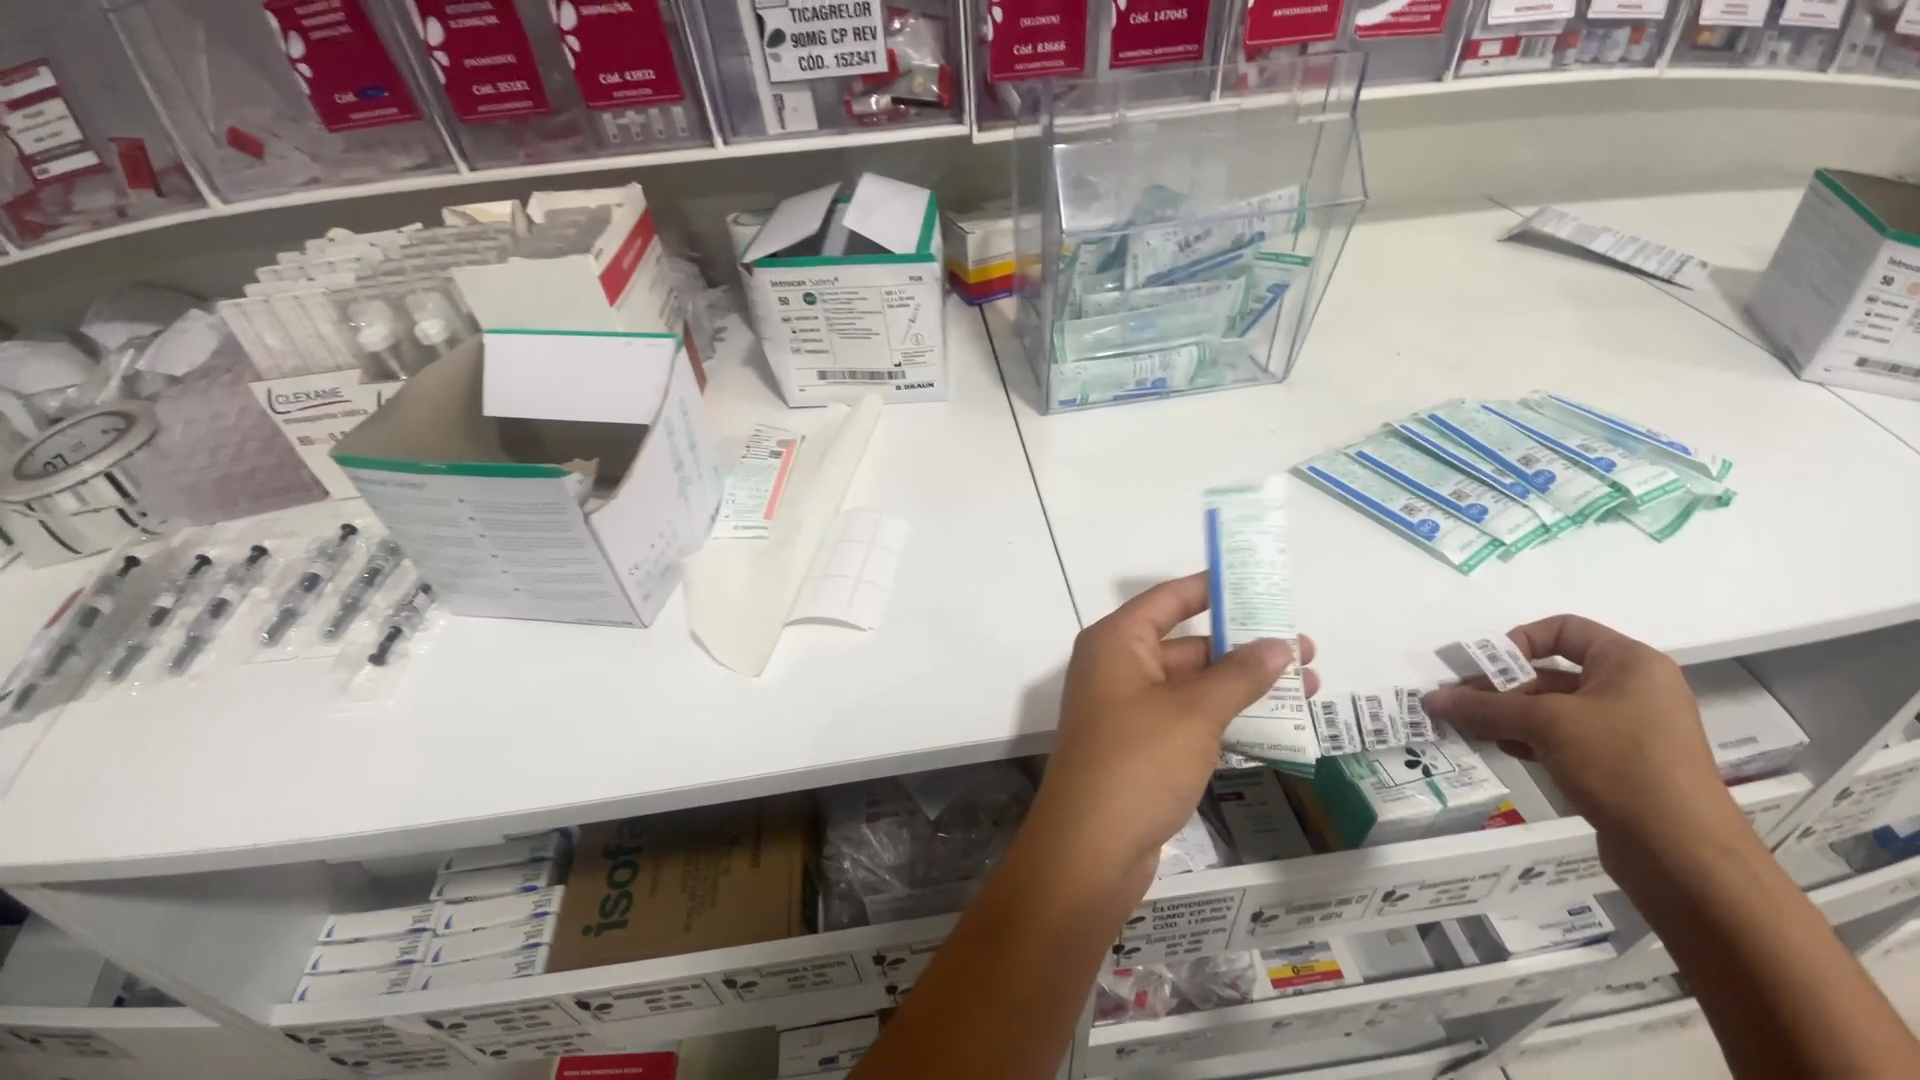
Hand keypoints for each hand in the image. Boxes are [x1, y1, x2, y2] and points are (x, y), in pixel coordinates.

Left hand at [1032, 573, 1317, 882]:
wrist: (1090, 850)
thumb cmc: (1138, 763)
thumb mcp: (1195, 711)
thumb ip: (1240, 674)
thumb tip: (1279, 645)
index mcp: (1117, 644)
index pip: (1168, 600)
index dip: (1213, 589)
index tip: (1260, 585)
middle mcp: (1118, 670)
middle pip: (1187, 645)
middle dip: (1246, 649)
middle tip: (1306, 652)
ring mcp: (1128, 714)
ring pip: (1193, 688)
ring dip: (1245, 688)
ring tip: (1309, 689)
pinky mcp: (1140, 753)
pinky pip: (1189, 723)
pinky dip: (1227, 721)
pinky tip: (1276, 728)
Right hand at [1421, 615, 1740, 853]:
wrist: (1682, 852)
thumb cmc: (1620, 764)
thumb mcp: (1545, 724)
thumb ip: (1484, 707)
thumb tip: (1431, 699)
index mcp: (1629, 663)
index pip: (1563, 629)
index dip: (1516, 641)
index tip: (1480, 669)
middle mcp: (1632, 689)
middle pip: (1552, 672)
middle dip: (1501, 685)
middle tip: (1457, 703)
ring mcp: (1628, 729)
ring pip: (1554, 709)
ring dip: (1509, 715)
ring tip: (1468, 728)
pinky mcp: (1620, 765)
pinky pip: (1565, 739)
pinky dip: (1529, 739)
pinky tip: (1500, 749)